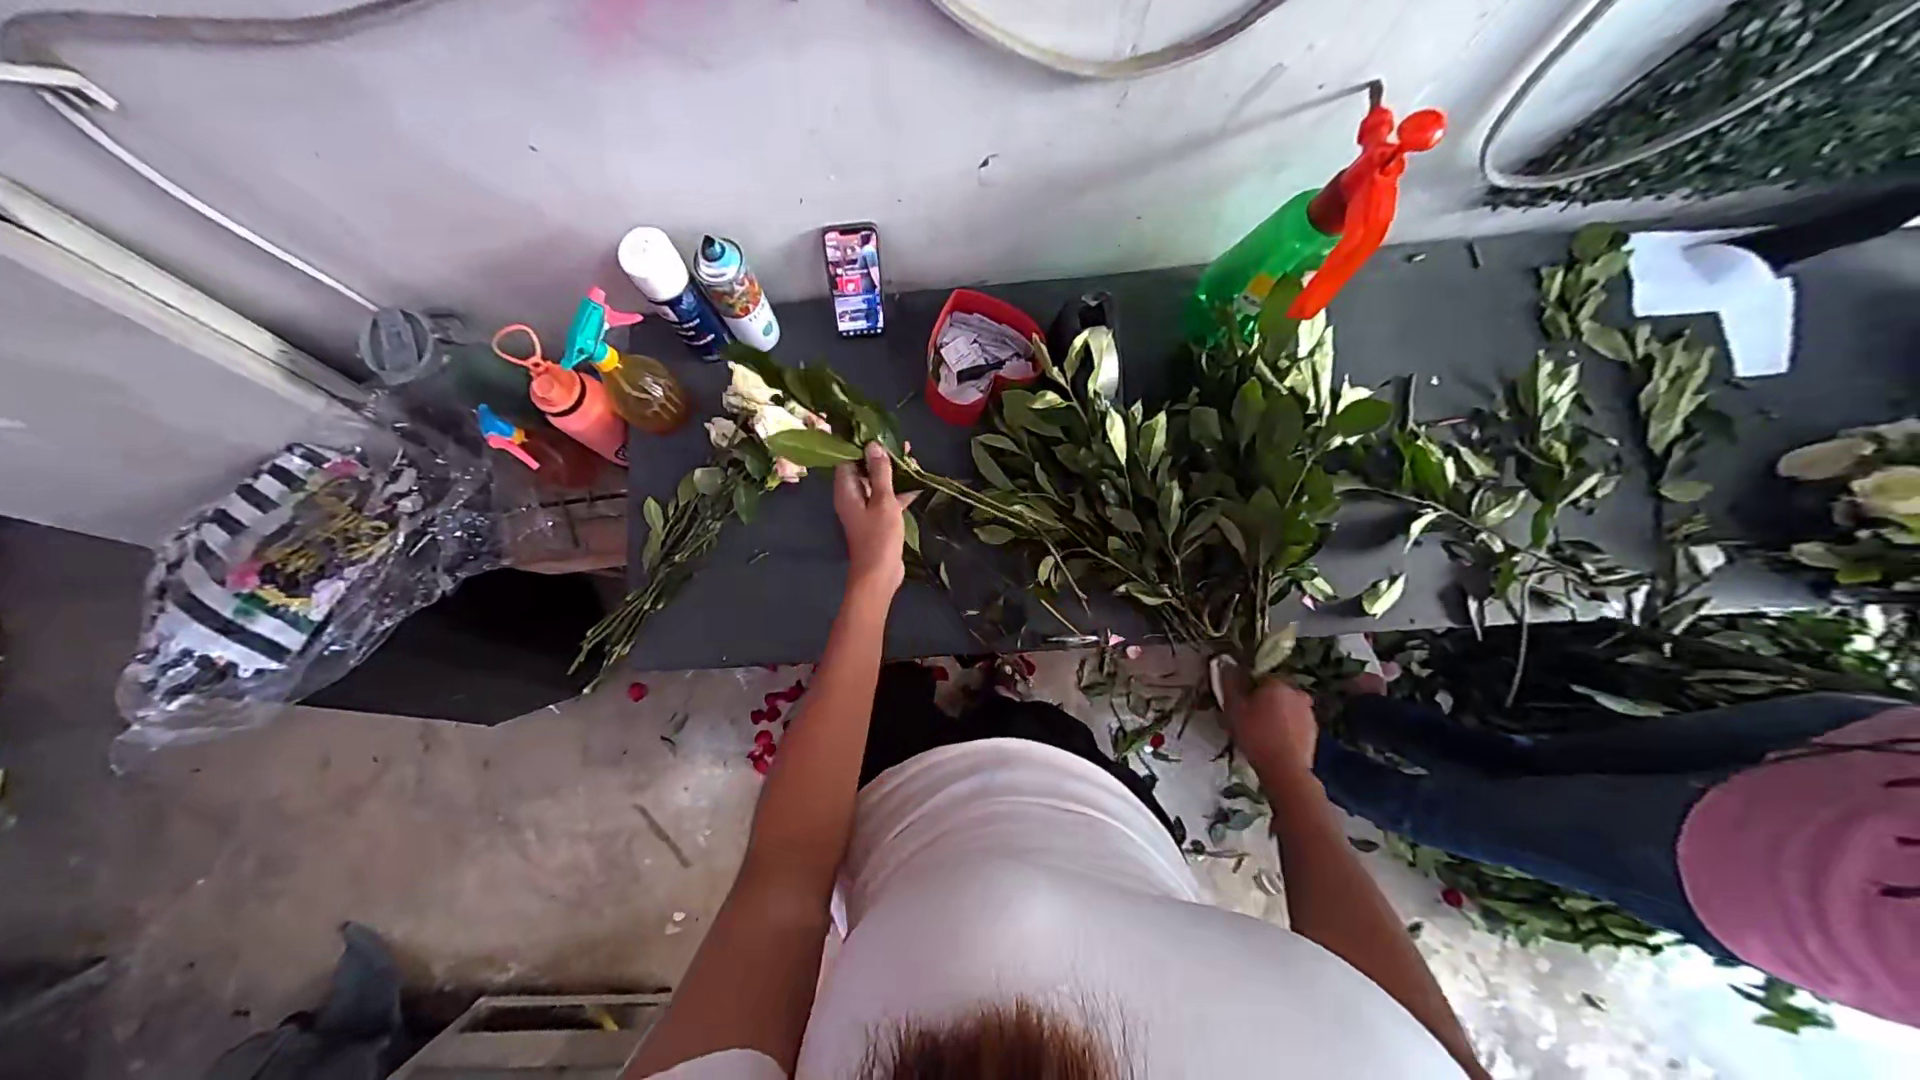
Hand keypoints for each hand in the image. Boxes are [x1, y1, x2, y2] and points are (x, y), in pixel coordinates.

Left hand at [833, 442, 918, 595]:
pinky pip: (885, 499)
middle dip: (881, 457)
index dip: (862, 445)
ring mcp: (863, 509)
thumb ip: (879, 472)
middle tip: (903, 445)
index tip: (880, 434)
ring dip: (892, 473)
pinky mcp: (876, 519)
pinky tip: (918, 485)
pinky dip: (898, 492)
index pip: (848, 458)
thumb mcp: (883, 500)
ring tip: (912, 459)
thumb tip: (872, 444)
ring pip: (876, 484)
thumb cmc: (879, 536)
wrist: (879, 574)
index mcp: (846, 489)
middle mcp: (851, 496)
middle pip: (862, 469)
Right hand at [1223, 669, 1318, 781]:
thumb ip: (1229, 682)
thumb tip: (1226, 663)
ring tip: (1262, 733)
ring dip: (1277, 715)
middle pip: (1275, 692)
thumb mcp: (1233, 707)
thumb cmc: (1255, 734)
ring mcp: (1308, 713)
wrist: (1284, 768)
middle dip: (1264, 701)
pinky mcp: (1314, 731)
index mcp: (1277, 683)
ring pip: (1287, 708)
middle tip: (1250, 718)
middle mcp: (1297, 693)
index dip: (1248, 689)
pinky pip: (1295, 723)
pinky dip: (1287, 729)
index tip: (1240, 704)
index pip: (1260, 677)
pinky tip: (1275, 742)